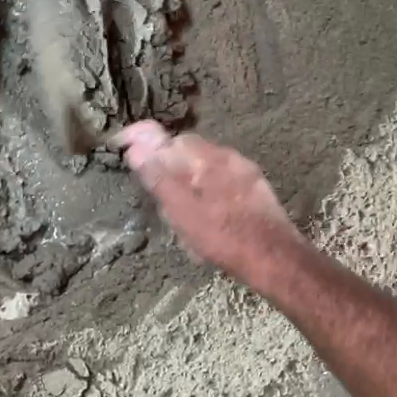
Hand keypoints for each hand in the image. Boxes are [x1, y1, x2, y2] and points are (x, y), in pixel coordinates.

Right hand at [116, 121, 302, 277]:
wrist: (274, 258)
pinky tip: (204, 211)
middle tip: (150, 184)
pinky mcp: (256, 189)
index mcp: (205, 159)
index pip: (167, 137)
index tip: (122, 145)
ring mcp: (244, 171)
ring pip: (205, 164)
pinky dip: (204, 187)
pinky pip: (221, 178)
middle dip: (164, 161)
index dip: (142, 139)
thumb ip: (158, 178)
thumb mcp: (181, 211)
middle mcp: (227, 157)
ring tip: (176, 204)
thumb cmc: (222, 237)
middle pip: (186, 149)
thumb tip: (135, 149)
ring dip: (185, 175)